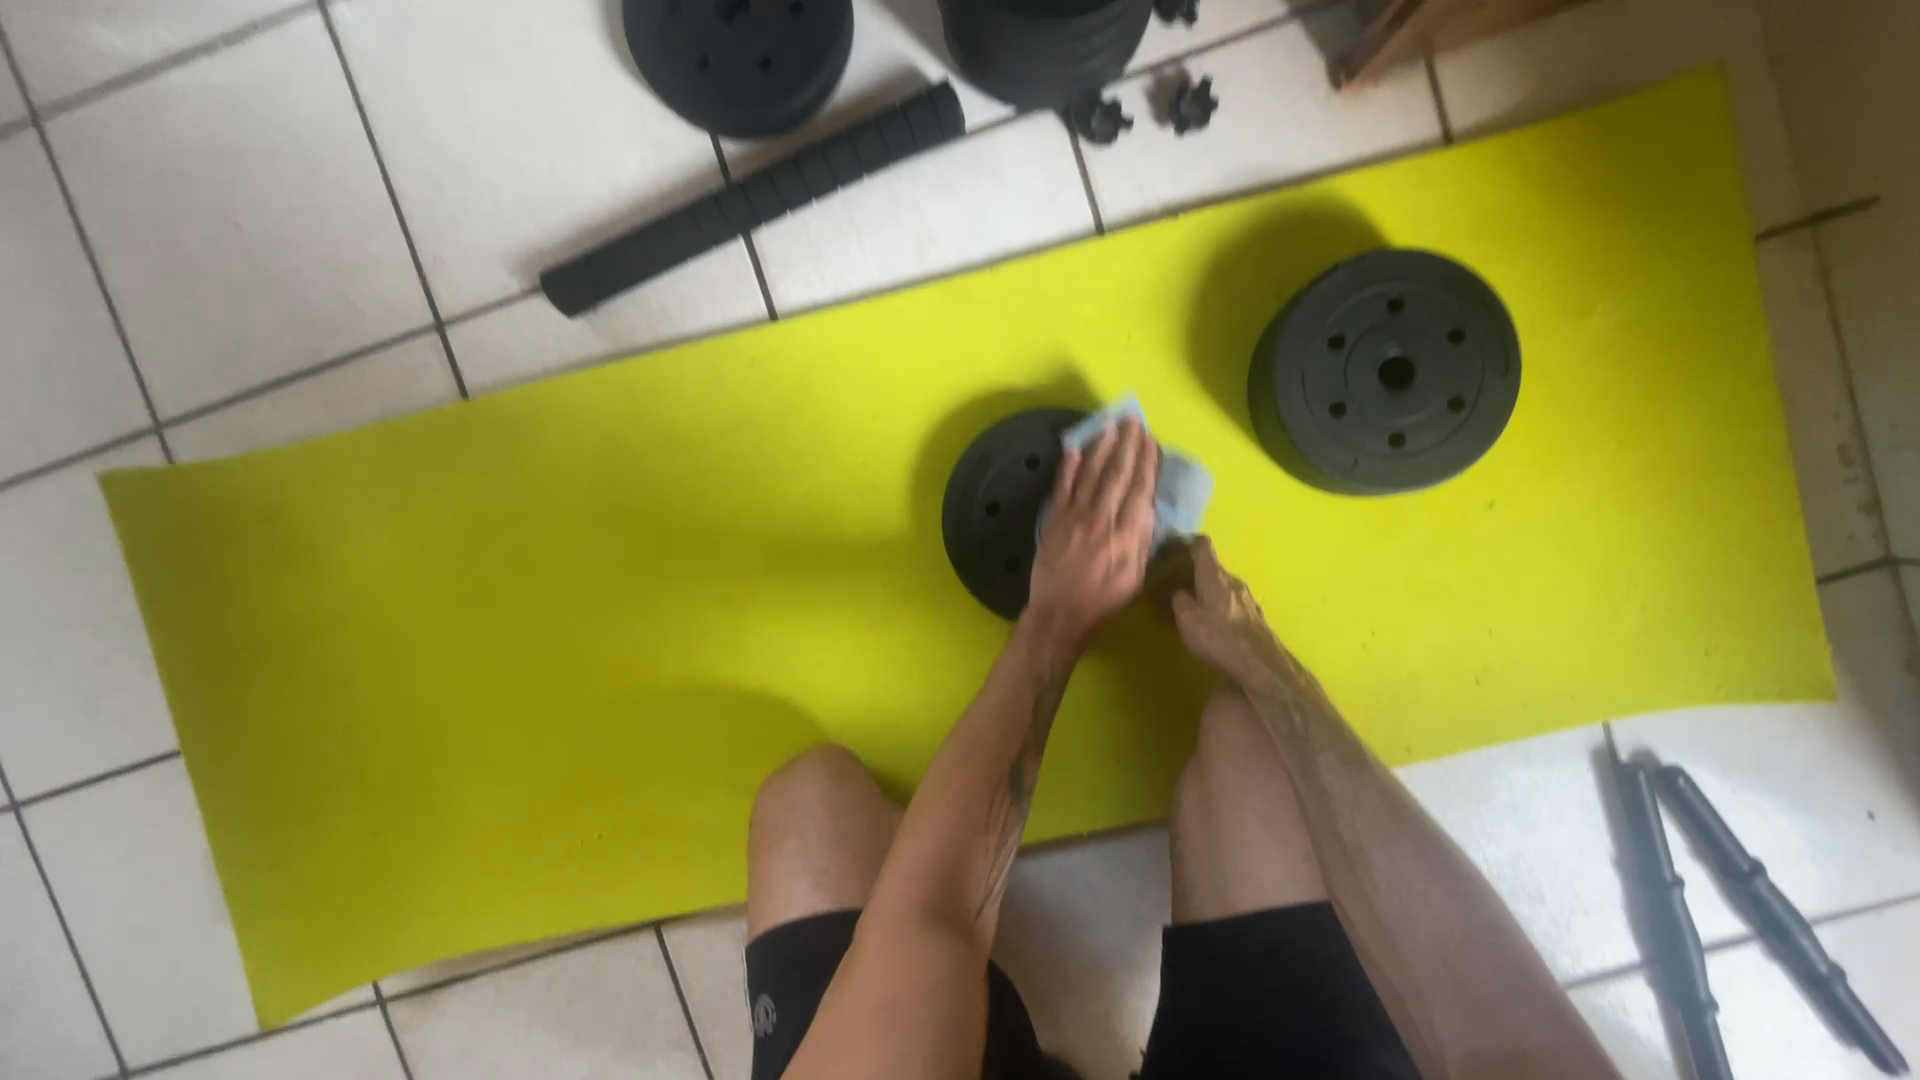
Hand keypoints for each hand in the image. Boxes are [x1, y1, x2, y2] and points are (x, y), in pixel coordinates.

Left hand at [1026, 420, 1158, 649]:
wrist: (1060, 612)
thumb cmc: (1103, 600)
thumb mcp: (1135, 576)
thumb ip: (1142, 541)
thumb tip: (1147, 509)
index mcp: (1127, 534)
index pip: (1140, 489)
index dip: (1146, 462)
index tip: (1150, 440)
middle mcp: (1102, 519)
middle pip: (1117, 474)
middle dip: (1127, 445)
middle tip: (1133, 420)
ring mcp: (1075, 517)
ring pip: (1091, 475)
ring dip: (1101, 448)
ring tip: (1110, 425)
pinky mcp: (1054, 520)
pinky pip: (1063, 487)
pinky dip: (1069, 467)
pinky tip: (1075, 448)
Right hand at [1169, 536, 1294, 689]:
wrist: (1260, 664)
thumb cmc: (1218, 637)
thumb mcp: (1187, 619)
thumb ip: (1180, 601)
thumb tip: (1180, 592)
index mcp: (1215, 576)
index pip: (1202, 546)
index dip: (1188, 542)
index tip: (1176, 547)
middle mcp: (1234, 581)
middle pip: (1214, 568)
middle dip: (1197, 572)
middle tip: (1180, 582)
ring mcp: (1248, 598)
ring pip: (1225, 586)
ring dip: (1211, 591)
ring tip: (1197, 604)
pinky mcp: (1256, 616)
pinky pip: (1234, 603)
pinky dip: (1222, 606)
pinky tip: (1216, 622)